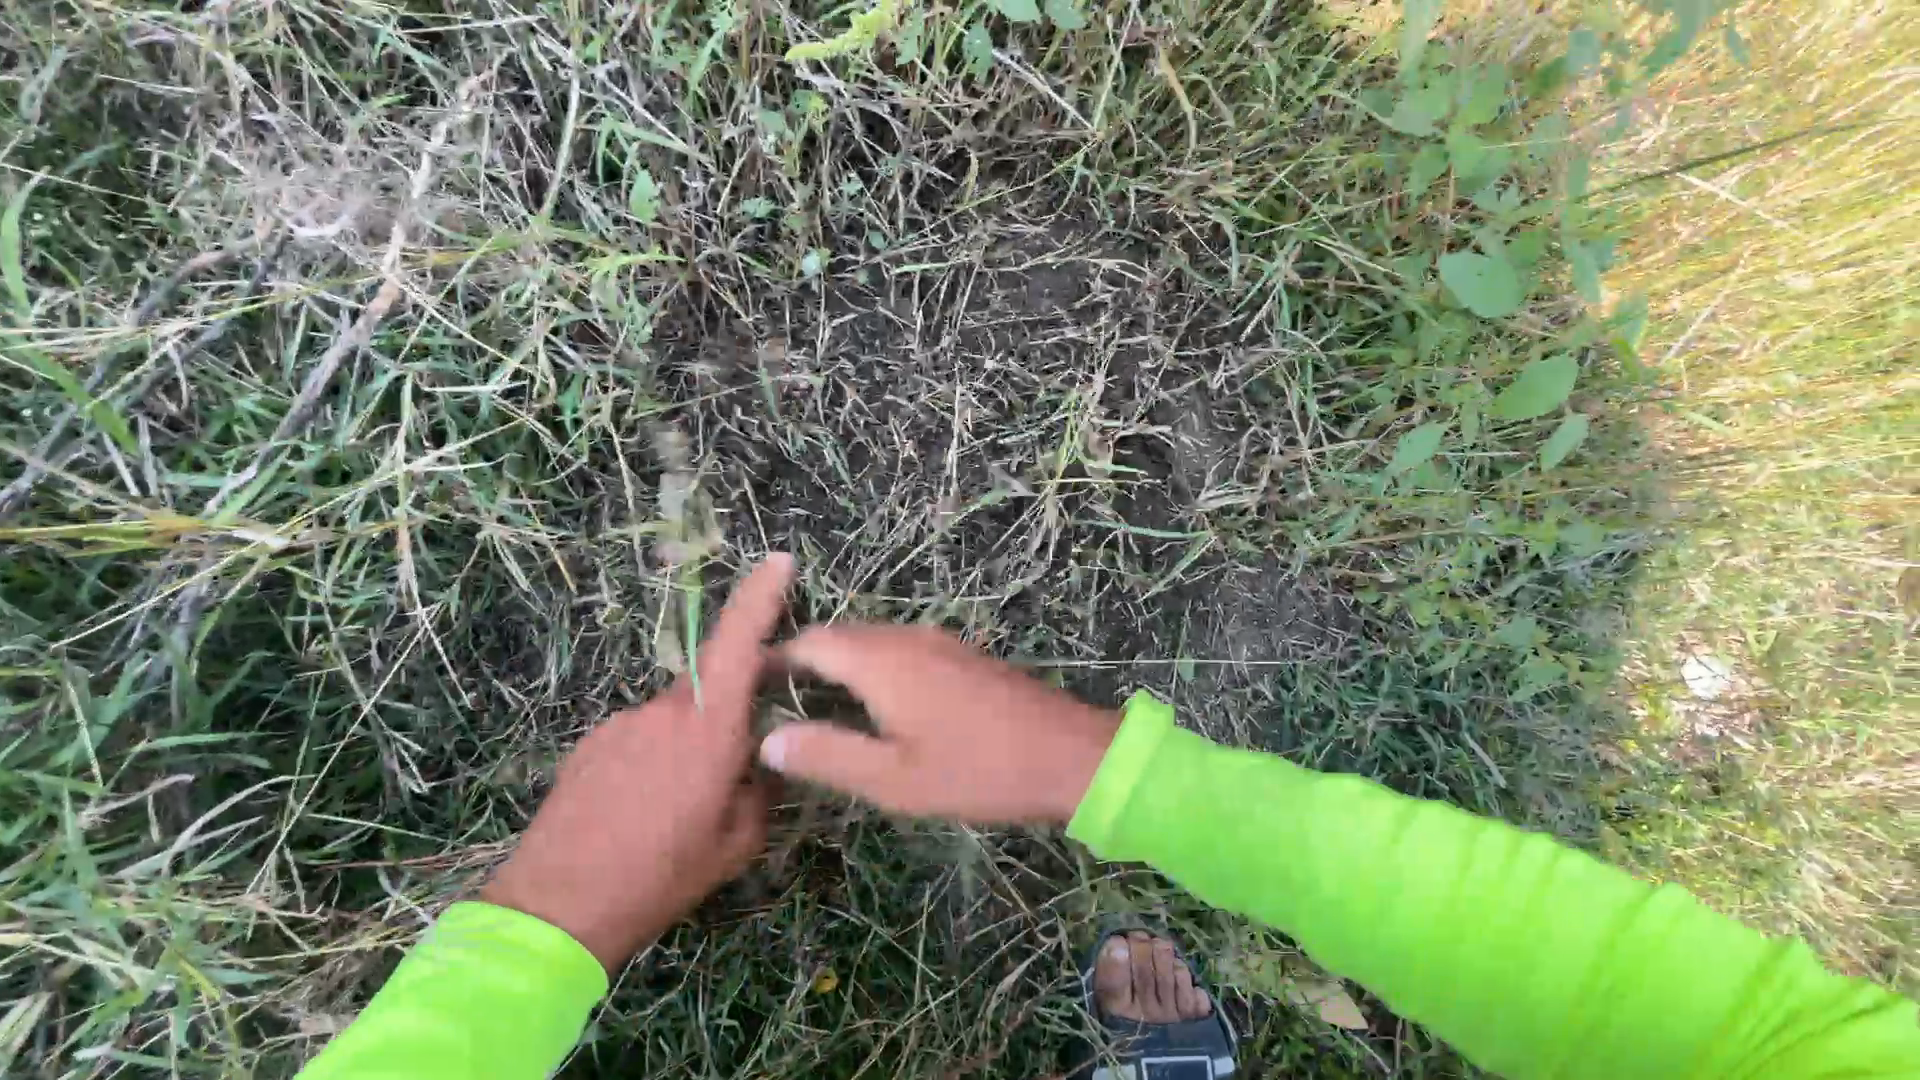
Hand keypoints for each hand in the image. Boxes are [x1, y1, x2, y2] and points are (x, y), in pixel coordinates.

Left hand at [481, 554, 793, 970]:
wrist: (554, 911)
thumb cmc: (661, 876)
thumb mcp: (736, 843)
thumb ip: (762, 790)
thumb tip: (767, 761)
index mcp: (709, 729)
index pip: (739, 642)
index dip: (760, 595)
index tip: (778, 560)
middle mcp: (665, 711)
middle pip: (713, 687)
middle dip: (731, 714)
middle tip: (731, 773)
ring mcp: (622, 722)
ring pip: (676, 716)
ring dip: (689, 745)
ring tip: (675, 808)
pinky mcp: (592, 741)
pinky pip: (641, 734)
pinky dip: (654, 758)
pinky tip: (638, 809)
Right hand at [757, 624, 1119, 823]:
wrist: (1069, 754)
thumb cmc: (978, 771)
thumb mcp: (894, 780)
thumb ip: (828, 755)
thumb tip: (768, 738)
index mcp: (881, 660)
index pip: (810, 641)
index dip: (772, 660)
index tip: (746, 690)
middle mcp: (906, 637)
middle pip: (839, 636)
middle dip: (802, 662)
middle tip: (773, 704)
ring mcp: (938, 641)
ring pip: (871, 641)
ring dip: (838, 665)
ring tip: (814, 708)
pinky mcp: (960, 653)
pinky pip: (899, 648)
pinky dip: (871, 667)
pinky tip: (872, 706)